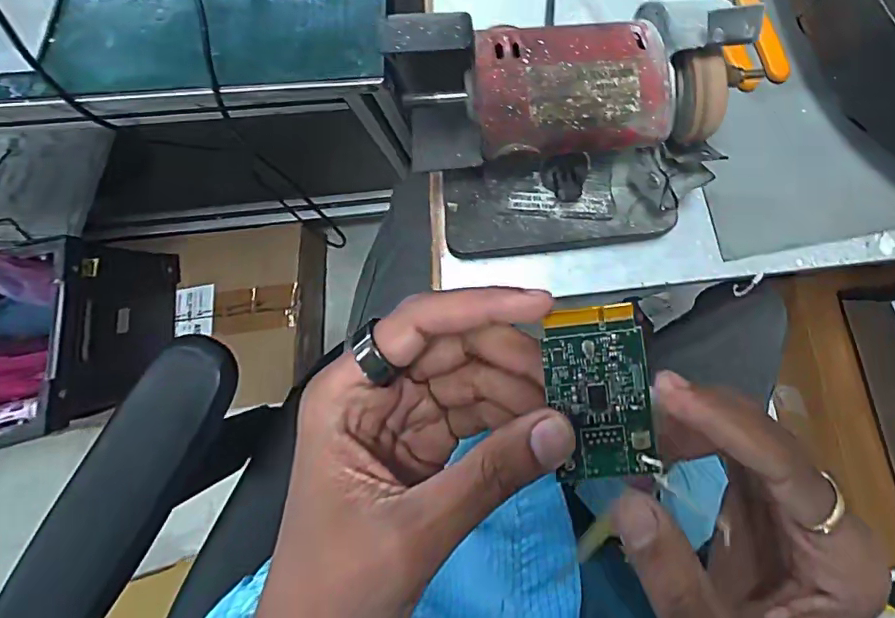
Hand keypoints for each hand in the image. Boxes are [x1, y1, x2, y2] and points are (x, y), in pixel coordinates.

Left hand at [258, 289, 576, 616]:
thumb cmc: (334, 589)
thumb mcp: (412, 530)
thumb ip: (490, 475)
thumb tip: (559, 429)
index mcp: (347, 391)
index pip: (417, 324)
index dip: (479, 306)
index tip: (537, 305)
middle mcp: (373, 389)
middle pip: (449, 345)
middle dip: (507, 355)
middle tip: (560, 372)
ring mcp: (399, 413)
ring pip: (467, 375)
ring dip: (514, 387)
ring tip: (557, 403)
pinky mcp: (421, 439)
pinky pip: (472, 410)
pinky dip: (507, 416)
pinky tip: (536, 425)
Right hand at [610, 371, 888, 617]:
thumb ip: (677, 580)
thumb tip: (626, 502)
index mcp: (843, 555)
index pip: (783, 462)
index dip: (724, 421)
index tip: (670, 391)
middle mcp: (831, 515)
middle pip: (767, 440)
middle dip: (703, 417)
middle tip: (648, 406)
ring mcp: (803, 506)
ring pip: (750, 439)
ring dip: (696, 425)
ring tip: (647, 427)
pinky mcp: (773, 505)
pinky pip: (737, 457)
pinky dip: (696, 445)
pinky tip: (664, 446)